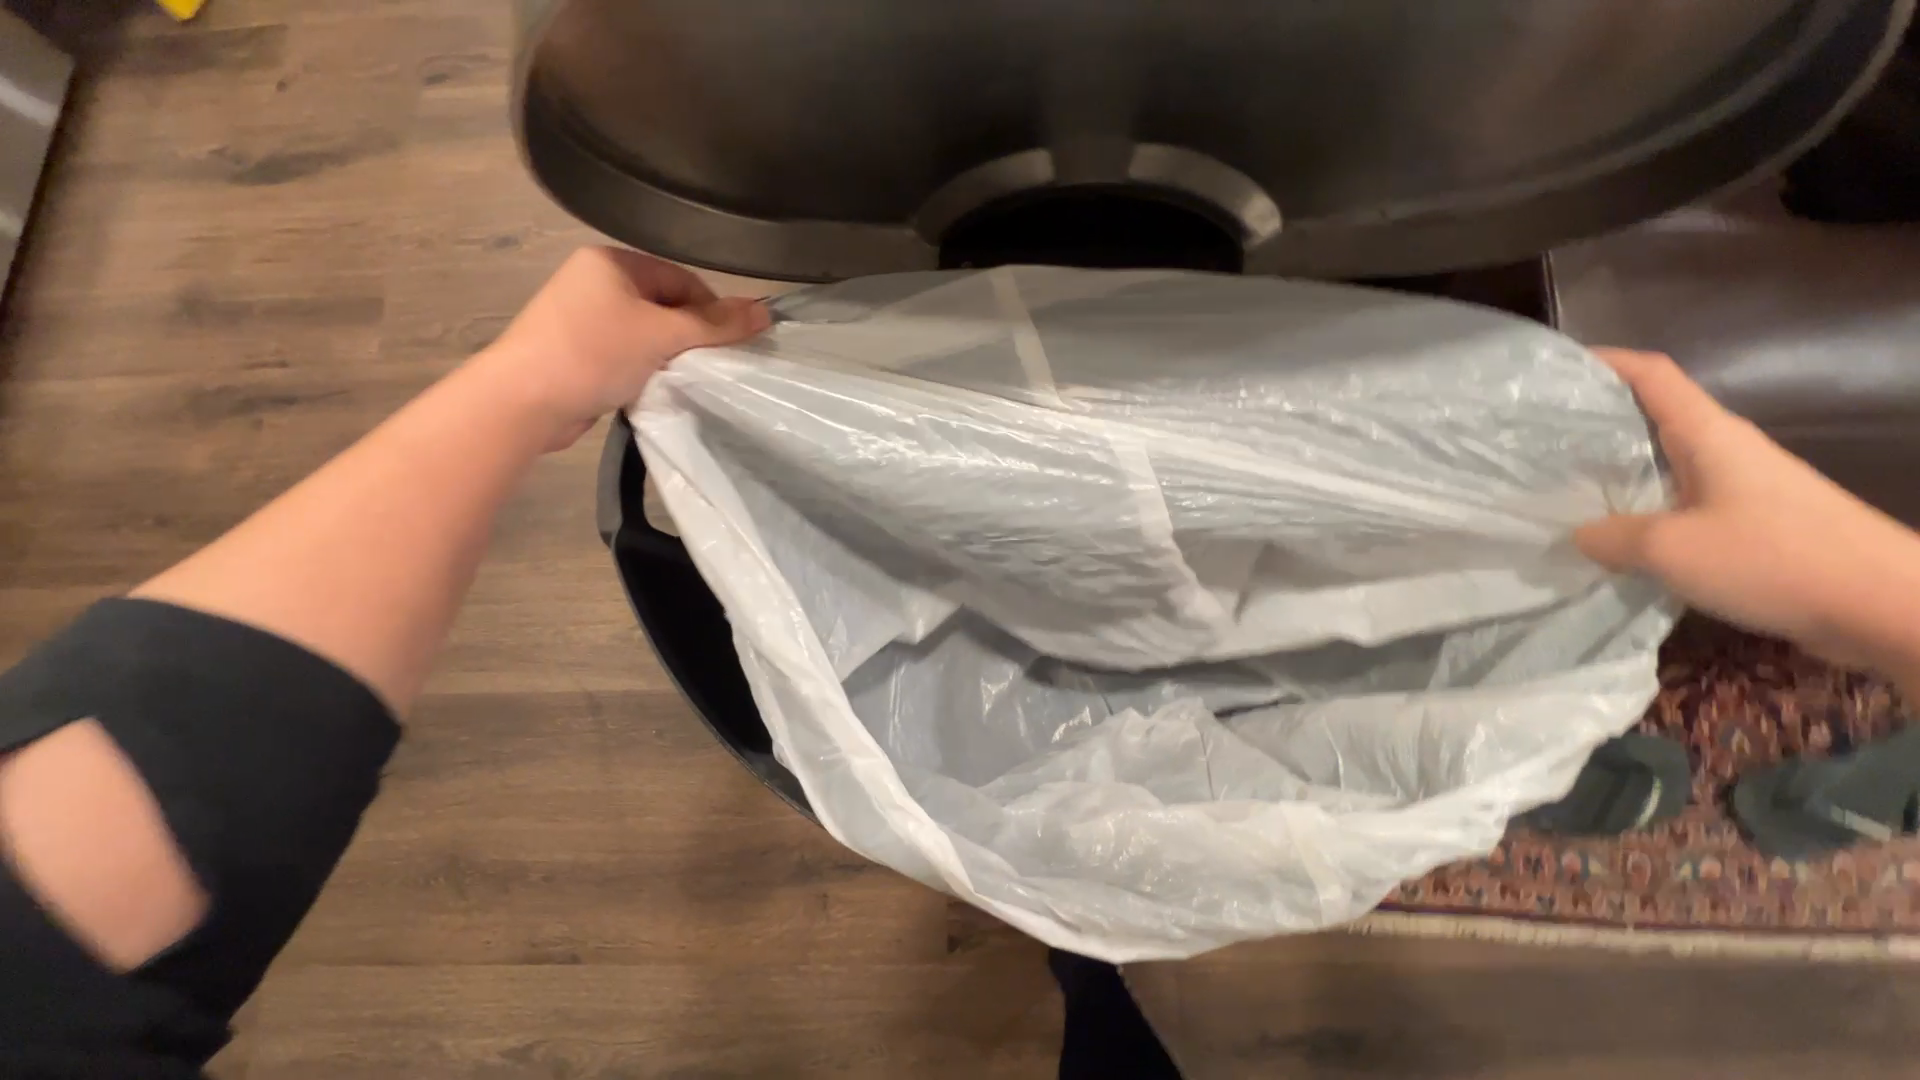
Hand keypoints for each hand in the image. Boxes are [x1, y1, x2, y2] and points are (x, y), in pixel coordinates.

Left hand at [480, 246, 770, 449]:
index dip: (712, 310)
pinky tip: (654, 388)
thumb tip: (765, 312)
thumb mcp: (663, 335)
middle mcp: (596, 281)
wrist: (524, 400)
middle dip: (691, 335)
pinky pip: (627, 353)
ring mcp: (583, 317)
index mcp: (613, 262)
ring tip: (682, 379)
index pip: (682, 278)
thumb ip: (715, 324)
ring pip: (647, 332)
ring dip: (668, 355)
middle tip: (709, 366)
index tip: (730, 345)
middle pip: (666, 304)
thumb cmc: (594, 353)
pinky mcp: (578, 351)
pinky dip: (645, 368)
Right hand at [1576, 349, 1919, 671]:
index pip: (1653, 376)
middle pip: (1652, 419)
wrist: (1887, 607)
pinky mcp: (1750, 524)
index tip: (1557, 367)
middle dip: (1596, 421)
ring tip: (1562, 487)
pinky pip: (1679, 504)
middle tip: (1538, 436)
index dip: (1605, 362)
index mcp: (1708, 436)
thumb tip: (1581, 533)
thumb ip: (1609, 536)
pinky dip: (1640, 510)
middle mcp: (1725, 451)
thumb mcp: (1668, 548)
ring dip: (1615, 472)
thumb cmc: (1773, 558)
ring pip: (1663, 466)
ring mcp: (1741, 488)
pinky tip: (1613, 535)